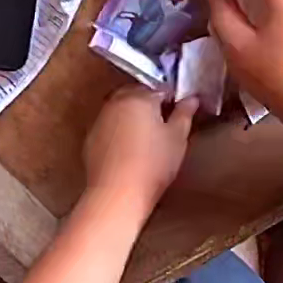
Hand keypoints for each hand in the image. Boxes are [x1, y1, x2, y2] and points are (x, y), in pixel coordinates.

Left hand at [81, 85, 196, 207]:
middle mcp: (116, 102)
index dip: (172, 100)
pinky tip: (128, 150)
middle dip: (150, 105)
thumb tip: (191, 99)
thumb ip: (184, 114)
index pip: (160, 89)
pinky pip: (109, 127)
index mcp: (139, 97)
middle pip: (137, 95)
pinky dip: (118, 132)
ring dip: (132, 117)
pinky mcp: (91, 138)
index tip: (180, 114)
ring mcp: (100, 119)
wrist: (117, 193)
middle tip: (164, 125)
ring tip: (146, 139)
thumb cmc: (153, 164)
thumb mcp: (177, 138)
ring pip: (121, 110)